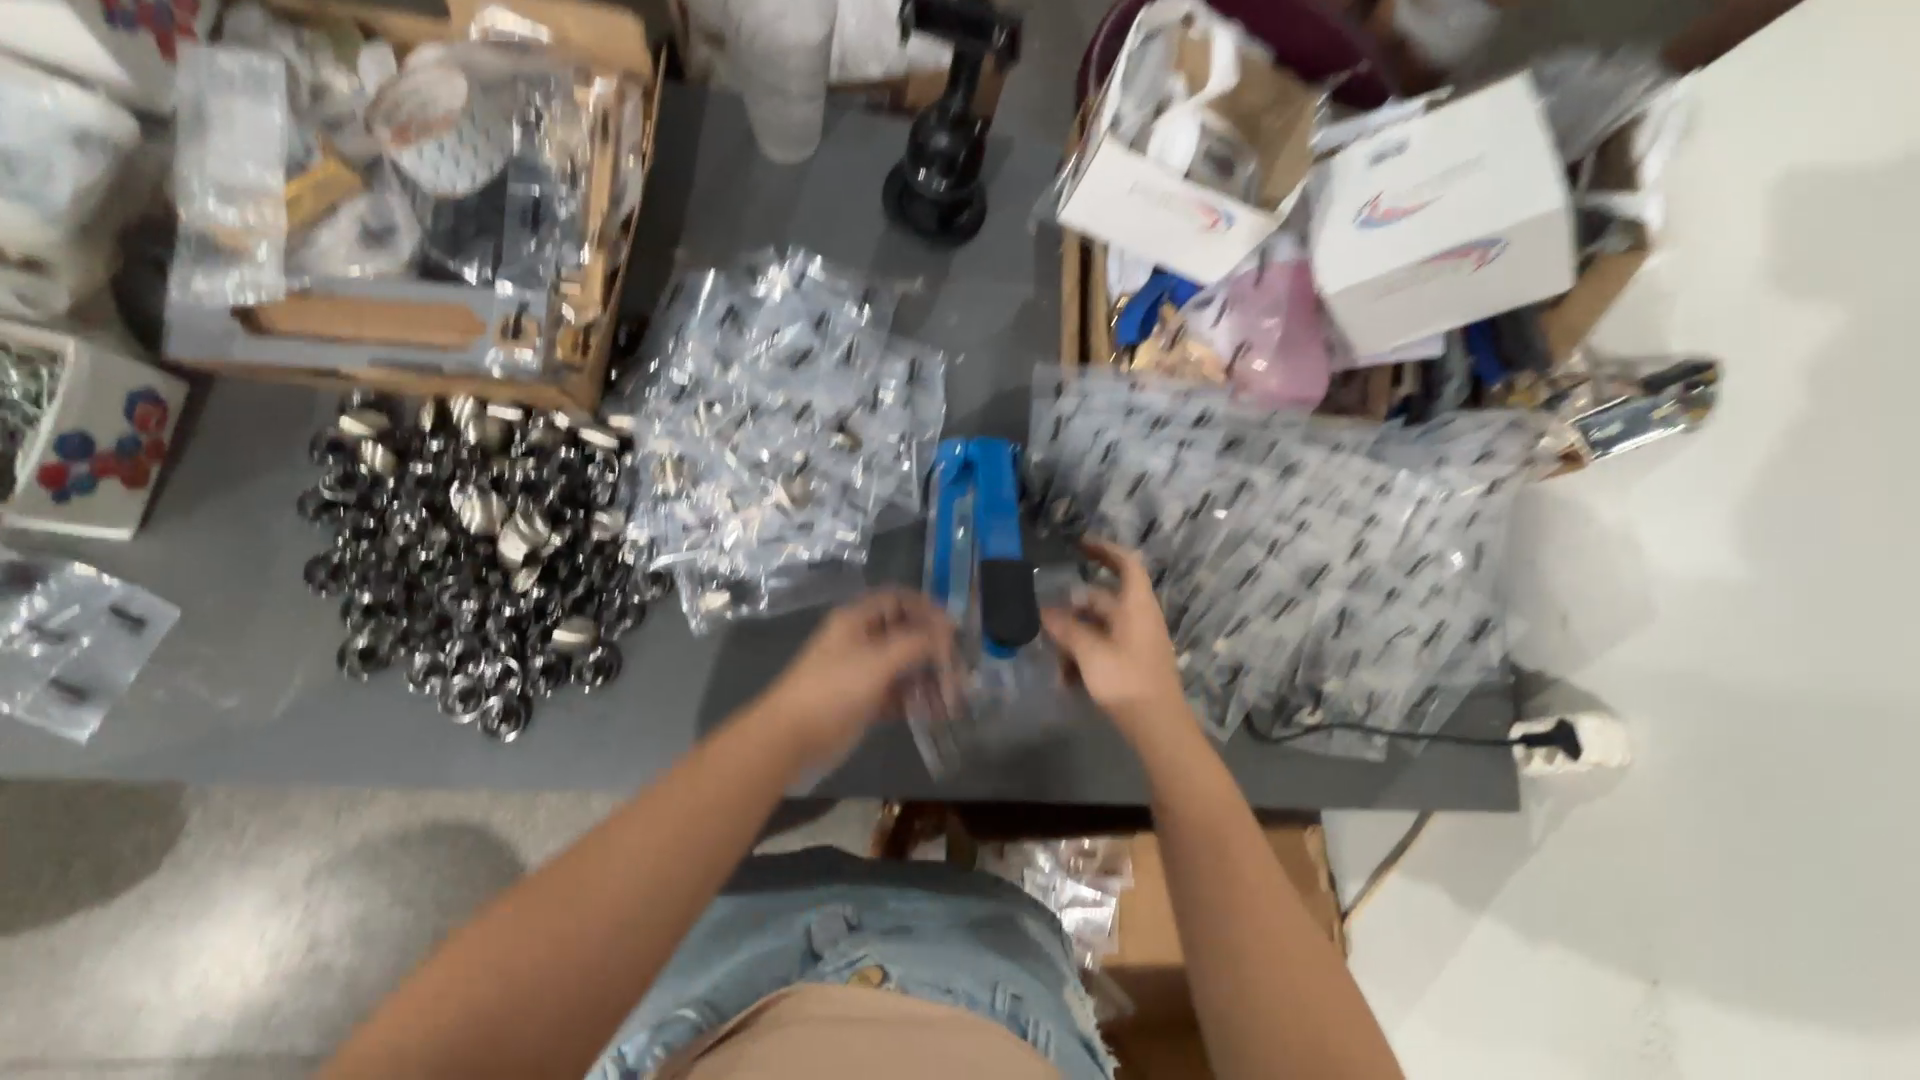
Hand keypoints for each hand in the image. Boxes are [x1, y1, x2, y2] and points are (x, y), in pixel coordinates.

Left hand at [748, 588, 953, 766]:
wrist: (791, 738)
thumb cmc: (833, 690)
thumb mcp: (879, 660)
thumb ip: (917, 642)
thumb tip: (947, 628)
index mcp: (858, 620)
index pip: (899, 601)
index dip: (927, 610)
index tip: (954, 630)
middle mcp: (862, 641)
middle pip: (907, 635)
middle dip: (935, 652)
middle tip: (959, 673)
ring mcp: (864, 673)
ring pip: (906, 667)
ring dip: (931, 680)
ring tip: (953, 700)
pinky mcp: (866, 702)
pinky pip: (900, 695)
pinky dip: (919, 701)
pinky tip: (938, 713)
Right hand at [1041, 539, 1194, 744]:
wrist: (1158, 726)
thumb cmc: (1127, 682)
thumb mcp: (1090, 653)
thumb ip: (1067, 629)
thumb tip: (1045, 612)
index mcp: (1137, 606)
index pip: (1127, 563)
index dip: (1105, 550)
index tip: (1079, 545)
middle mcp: (1139, 618)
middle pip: (1104, 599)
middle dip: (1072, 608)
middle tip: (1044, 615)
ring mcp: (1137, 642)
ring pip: (1099, 627)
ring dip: (1073, 637)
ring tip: (1051, 654)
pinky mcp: (1132, 664)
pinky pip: (1103, 649)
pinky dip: (1083, 656)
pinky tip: (1065, 677)